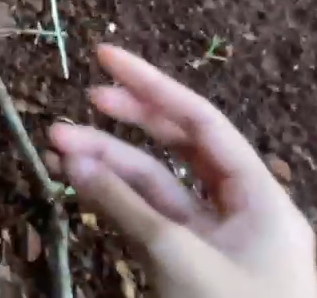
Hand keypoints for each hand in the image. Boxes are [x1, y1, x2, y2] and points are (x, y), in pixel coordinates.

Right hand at [50, 45, 316, 297]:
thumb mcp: (179, 256)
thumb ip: (123, 202)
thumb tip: (69, 156)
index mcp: (261, 201)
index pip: (201, 122)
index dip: (152, 84)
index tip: (103, 55)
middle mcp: (238, 210)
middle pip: (177, 146)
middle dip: (127, 120)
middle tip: (85, 96)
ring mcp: (211, 237)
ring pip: (152, 179)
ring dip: (105, 159)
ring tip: (55, 145)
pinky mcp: (185, 260)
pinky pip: (142, 211)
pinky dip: (108, 192)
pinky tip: (72, 176)